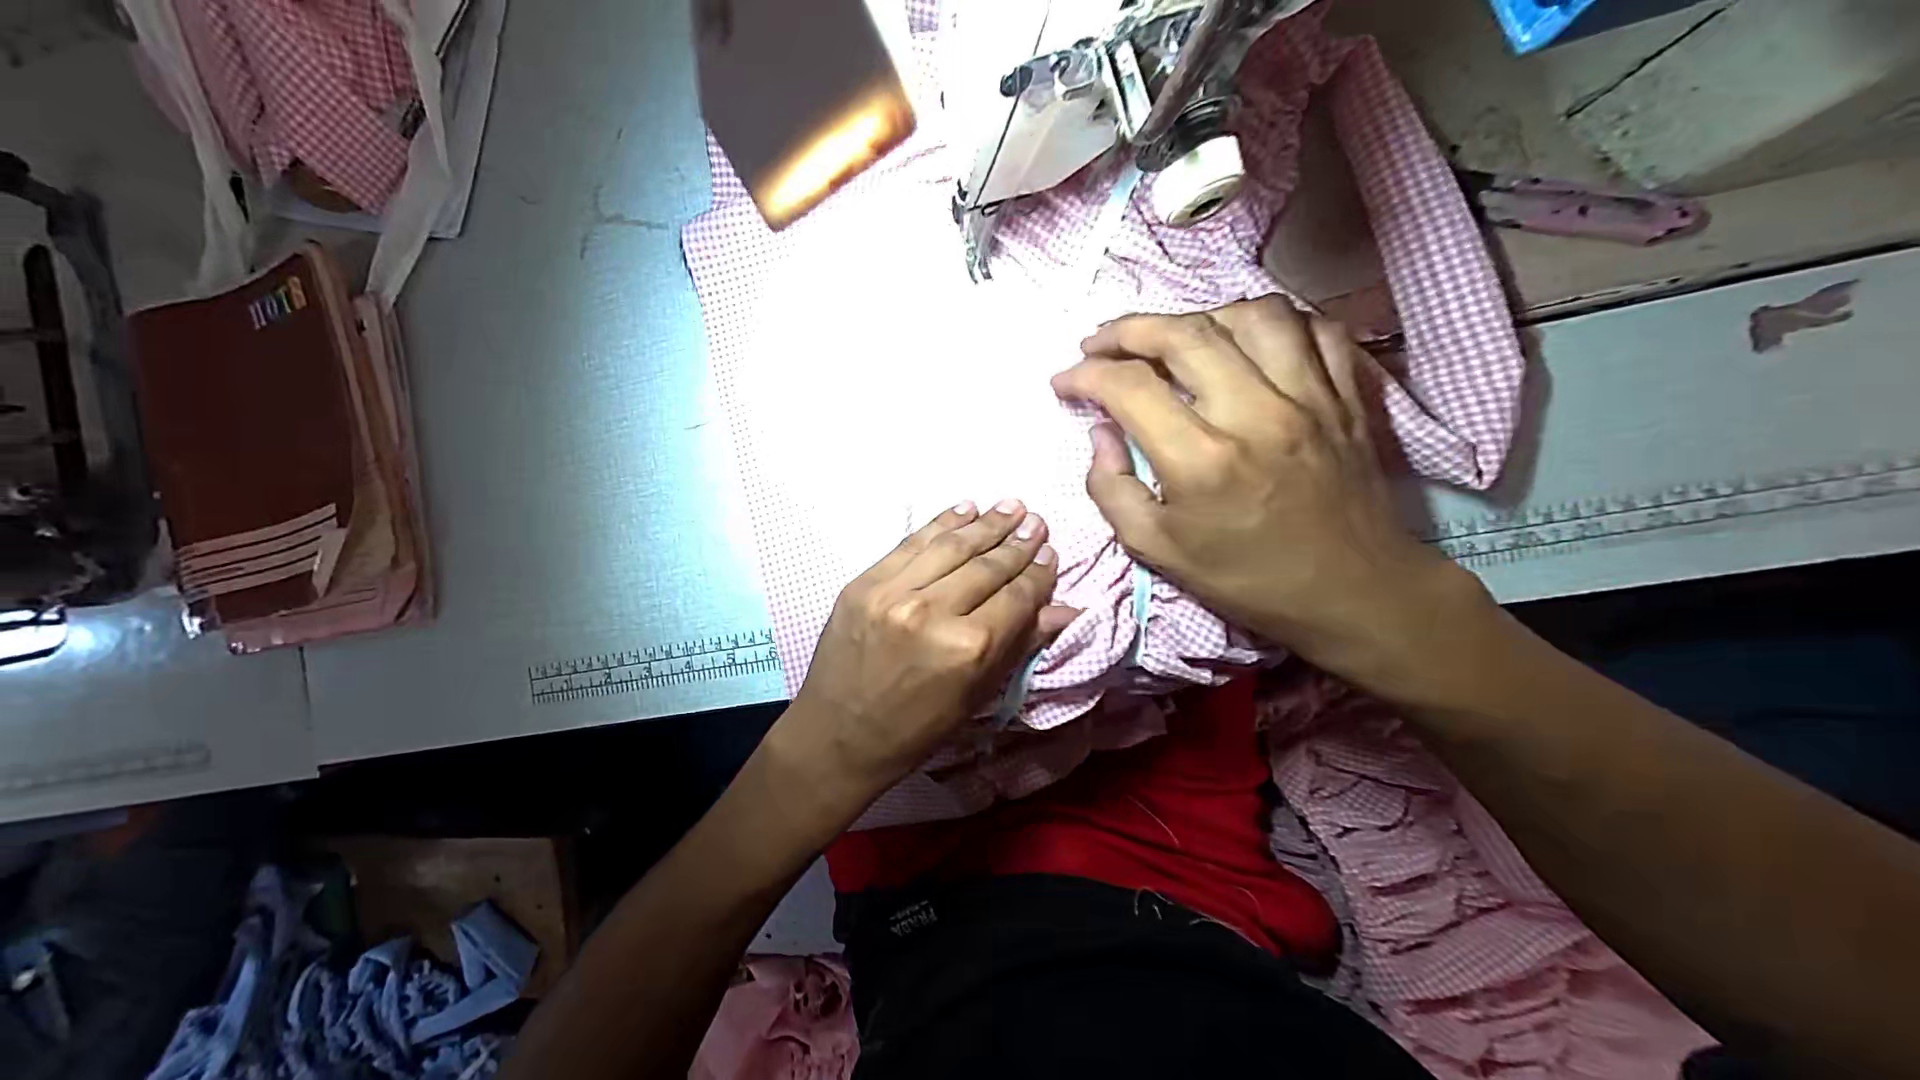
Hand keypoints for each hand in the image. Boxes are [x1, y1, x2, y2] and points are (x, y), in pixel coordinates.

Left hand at [771, 500, 1076, 818]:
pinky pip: (910, 543)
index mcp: (969, 648)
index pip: (1016, 596)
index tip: (1050, 553)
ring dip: (984, 523)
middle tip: (1035, 522)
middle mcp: (933, 613)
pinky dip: (940, 523)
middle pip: (987, 566)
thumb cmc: (918, 728)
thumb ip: (1021, 644)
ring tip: (1009, 506)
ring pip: (951, 547)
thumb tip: (1066, 609)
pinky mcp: (863, 583)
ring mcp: (893, 593)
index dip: (1038, 573)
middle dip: (1016, 543)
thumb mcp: (977, 695)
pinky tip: (964, 509)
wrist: (839, 735)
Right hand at [1051, 297, 1495, 699]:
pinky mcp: (1347, 396)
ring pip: (1251, 315)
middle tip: (1100, 341)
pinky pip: (1315, 328)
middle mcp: (1256, 413)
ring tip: (1174, 337)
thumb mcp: (1158, 552)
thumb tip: (1101, 432)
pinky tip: (1247, 340)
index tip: (1065, 381)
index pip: (1130, 387)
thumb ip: (1112, 490)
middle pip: (1184, 334)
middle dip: (1128, 330)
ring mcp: (1310, 397)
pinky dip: (1273, 322)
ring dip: (1199, 315)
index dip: (1086, 375)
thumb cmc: (1248, 579)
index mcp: (1202, 460)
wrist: (1354, 593)